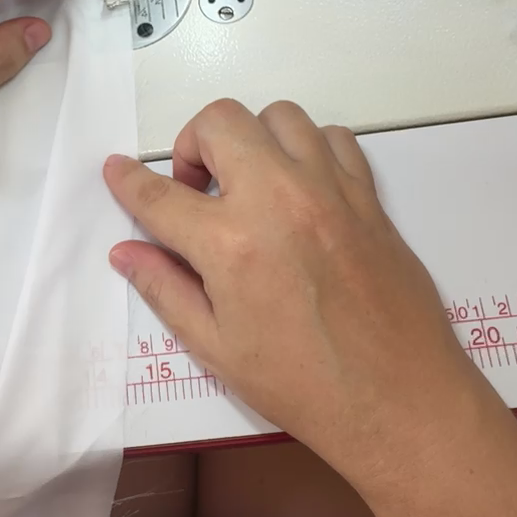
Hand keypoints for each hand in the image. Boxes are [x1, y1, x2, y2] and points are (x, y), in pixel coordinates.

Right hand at [104, 100, 486, 472]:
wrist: (401, 400)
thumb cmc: (301, 386)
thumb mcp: (217, 348)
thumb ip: (165, 289)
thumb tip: (126, 252)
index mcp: (231, 244)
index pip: (161, 196)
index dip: (128, 180)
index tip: (116, 169)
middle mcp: (279, 198)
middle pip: (221, 122)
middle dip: (193, 145)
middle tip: (198, 192)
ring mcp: (330, 190)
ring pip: (280, 116)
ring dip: (252, 140)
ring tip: (251, 185)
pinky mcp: (368, 195)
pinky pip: (334, 138)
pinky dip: (308, 149)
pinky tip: (302, 189)